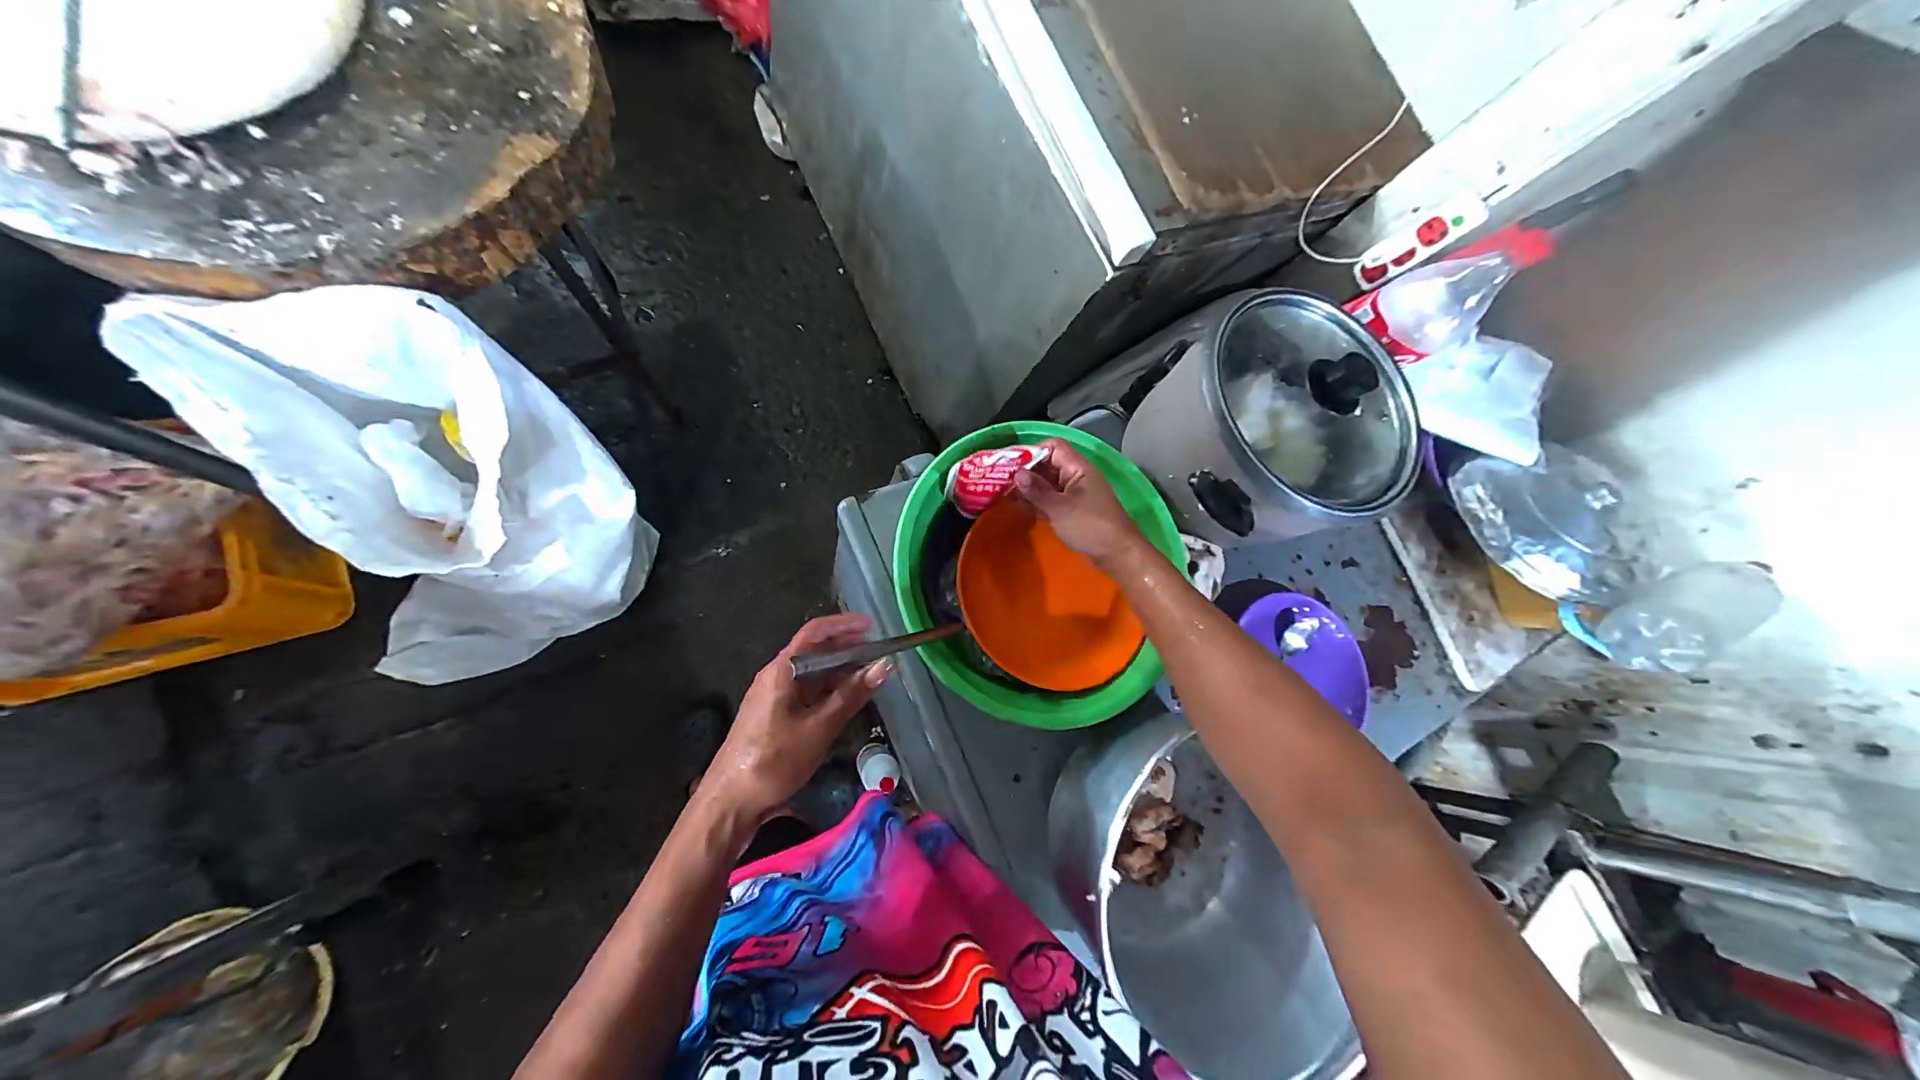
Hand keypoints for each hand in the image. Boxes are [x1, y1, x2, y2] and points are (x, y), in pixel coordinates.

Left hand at [699, 613, 892, 824]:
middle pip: (814, 651)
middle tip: (879, 654)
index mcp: (781, 671)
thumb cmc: (773, 761)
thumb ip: (851, 696)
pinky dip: (830, 691)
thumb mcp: (818, 729)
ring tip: (871, 676)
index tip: (873, 626)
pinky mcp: (775, 716)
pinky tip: (848, 700)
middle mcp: (776, 677)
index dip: (844, 625)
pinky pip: (807, 692)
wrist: (730, 802)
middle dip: (847, 649)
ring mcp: (774, 696)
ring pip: (812, 674)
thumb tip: (883, 667)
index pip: (814, 633)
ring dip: (840, 671)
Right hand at [1012, 438, 1147, 568]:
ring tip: (1003, 492)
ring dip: (1028, 487)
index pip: (1053, 447)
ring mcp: (1074, 495)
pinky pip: (1050, 499)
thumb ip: (1038, 491)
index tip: (1010, 462)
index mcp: (1078, 468)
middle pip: (1047, 464)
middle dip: (1025, 470)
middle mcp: (1076, 477)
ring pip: (1047, 484)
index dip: (1032, 450)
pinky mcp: (1071, 511)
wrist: (1117, 554)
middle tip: (1000, 478)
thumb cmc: (1091, 526)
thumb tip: (1017, 473)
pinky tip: (1018, 506)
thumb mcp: (1061, 508)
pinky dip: (1035, 501)